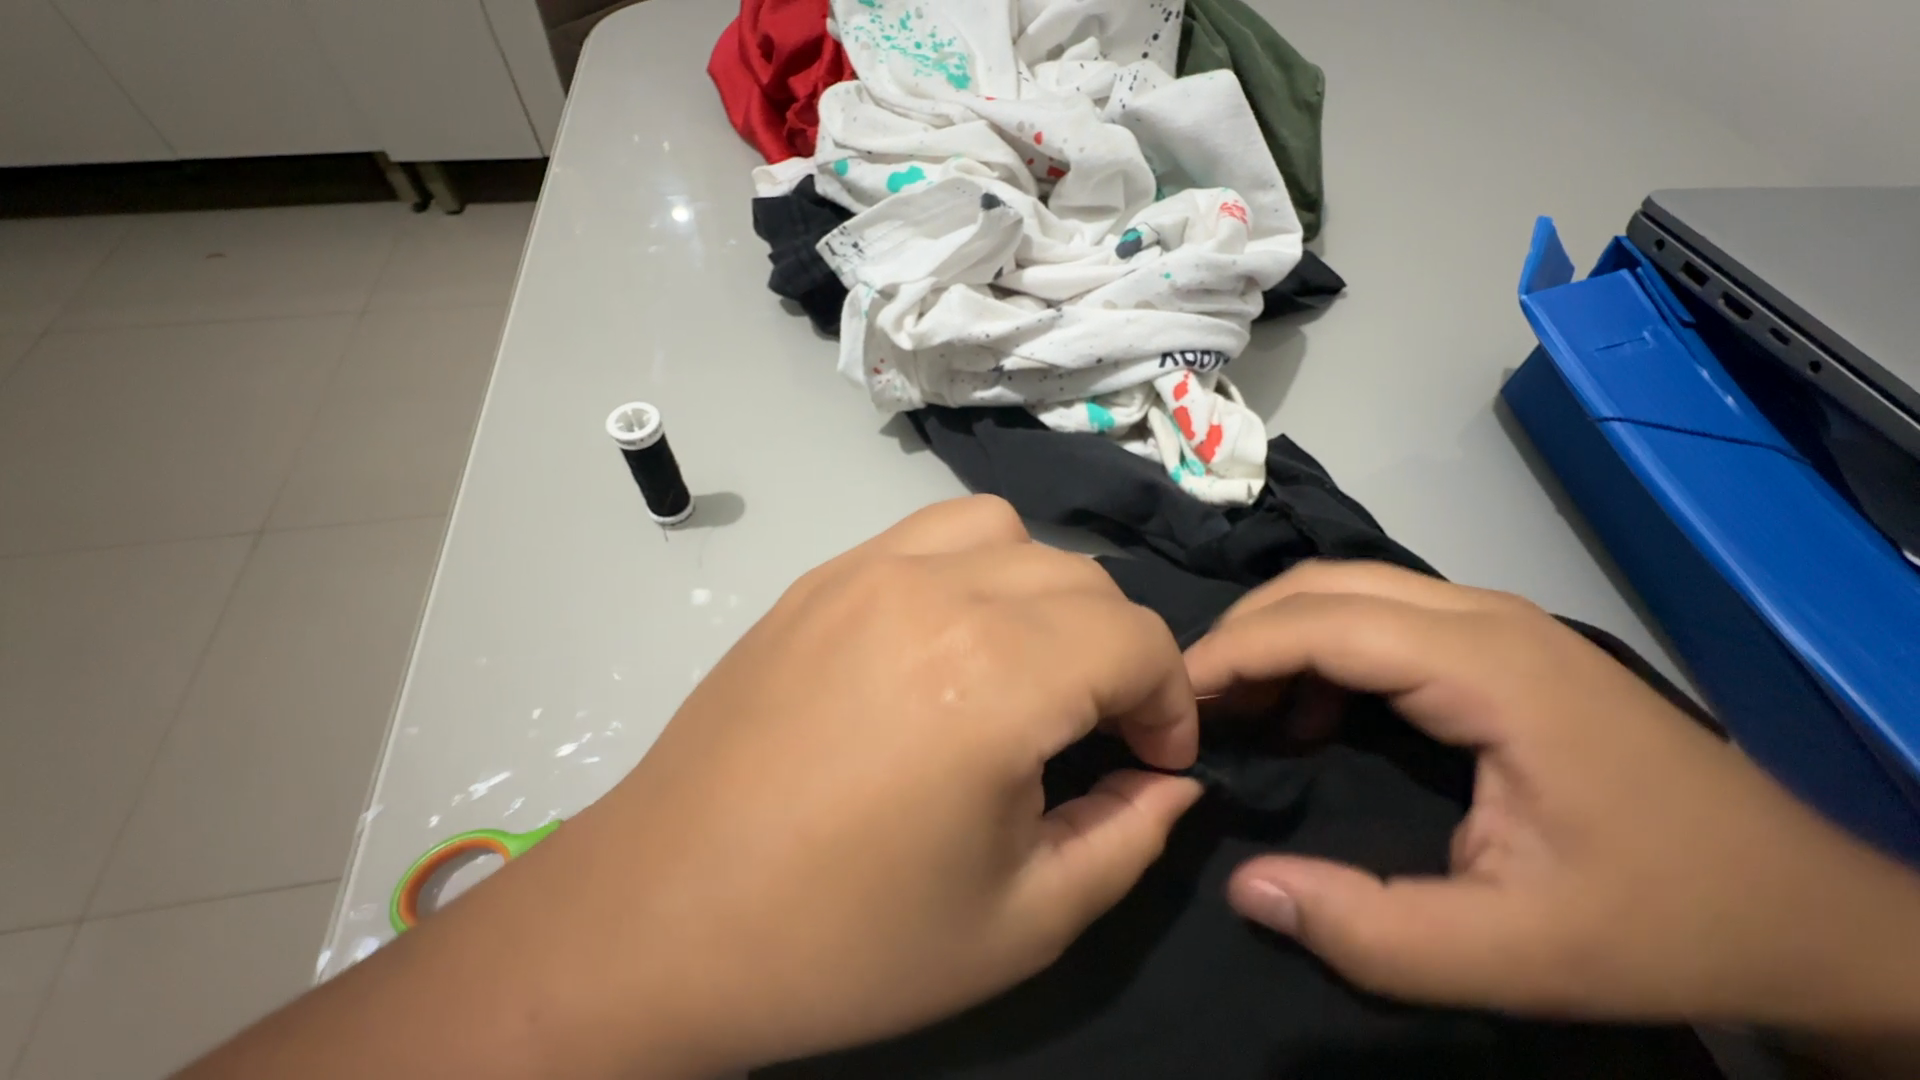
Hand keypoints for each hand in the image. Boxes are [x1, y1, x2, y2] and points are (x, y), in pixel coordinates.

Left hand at [180, 495, 1200, 1079]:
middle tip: (1095, 733)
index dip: (1168, 701)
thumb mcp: (1021, 921)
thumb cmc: (847, 940)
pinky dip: (972, 570)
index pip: (1136, 639)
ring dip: (1045, 595)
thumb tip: (1172, 780)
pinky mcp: (815, 581)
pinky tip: (946, 646)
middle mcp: (934, 593)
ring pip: (1007, 533)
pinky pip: (927, 536)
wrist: (662, 918)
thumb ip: (1125, 838)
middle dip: (1117, 654)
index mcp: (995, 677)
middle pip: (1082, 580)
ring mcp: (864, 573)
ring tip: (1024, 671)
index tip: (1151, 761)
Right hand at [1186, 561, 1919, 1034]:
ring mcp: (1498, 625)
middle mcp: (1486, 619)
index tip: (1173, 702)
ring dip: (1280, 637)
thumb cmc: (1664, 922)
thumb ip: (1371, 931)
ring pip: (1350, 591)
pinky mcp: (1502, 646)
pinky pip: (1382, 617)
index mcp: (1488, 669)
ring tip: (1238, 710)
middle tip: (1192, 704)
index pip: (1321, 623)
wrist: (1806, 911)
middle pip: (1325, 585)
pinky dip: (1322, 650)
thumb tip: (1245, 886)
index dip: (1233, 655)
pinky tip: (1311, 716)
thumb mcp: (1515, 956)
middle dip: (1244, 634)